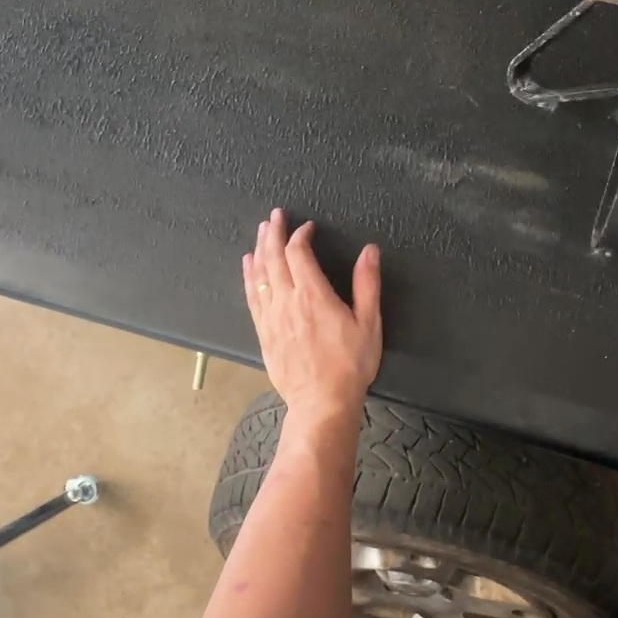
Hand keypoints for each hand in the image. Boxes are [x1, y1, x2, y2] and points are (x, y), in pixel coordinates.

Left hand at [241, 208, 382, 421]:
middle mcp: (287, 300)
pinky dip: (249, 275)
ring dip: (260, 248)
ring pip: (260, 273)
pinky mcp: (263, 331)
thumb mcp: (369, 324)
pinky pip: (251, 295)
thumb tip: (369, 251)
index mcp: (313, 295)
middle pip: (274, 257)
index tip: (308, 227)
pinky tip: (248, 263)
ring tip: (261, 230)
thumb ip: (367, 284)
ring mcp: (271, 316)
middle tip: (275, 215)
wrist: (321, 403)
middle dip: (274, 232)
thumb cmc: (350, 365)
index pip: (298, 252)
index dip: (300, 234)